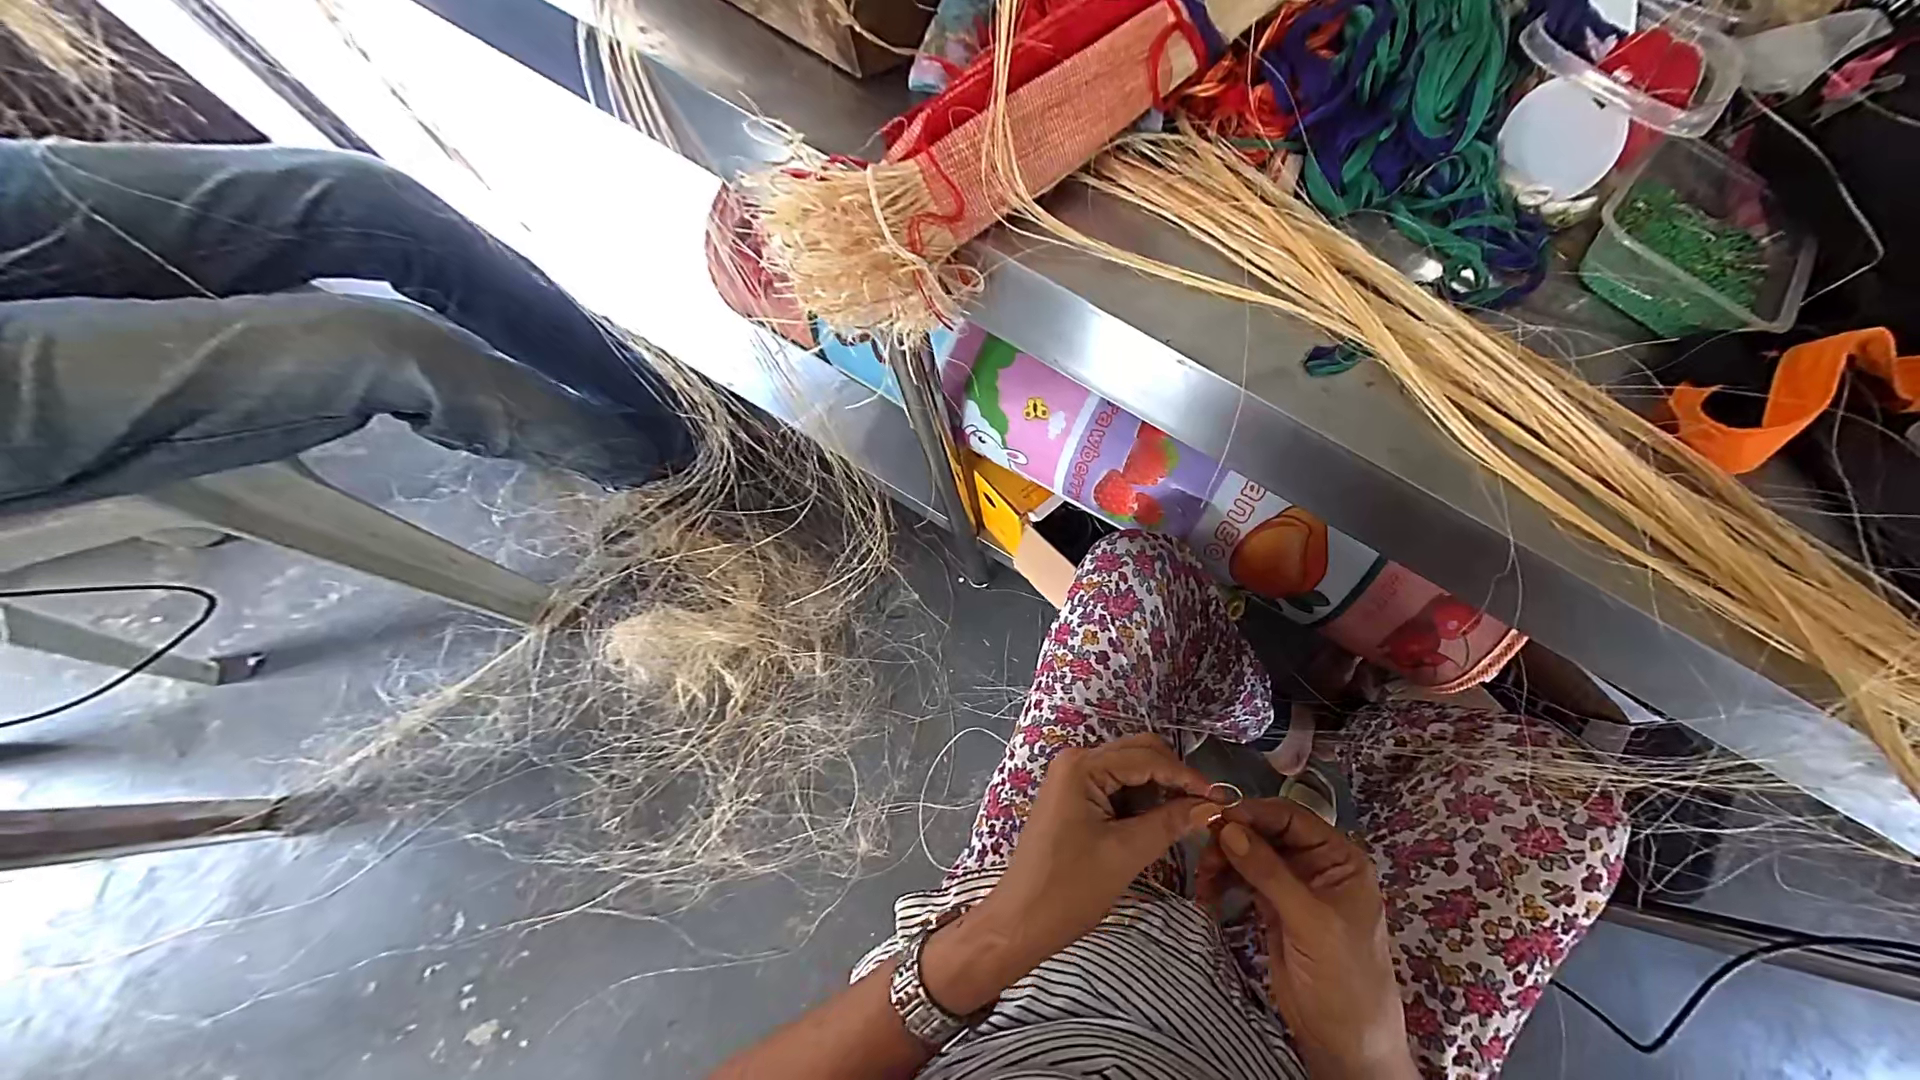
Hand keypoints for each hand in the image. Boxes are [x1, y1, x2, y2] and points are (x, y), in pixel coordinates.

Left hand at [966, 734, 1221, 981]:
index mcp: (1082, 765)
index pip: (1147, 757)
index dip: (1187, 776)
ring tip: (1188, 818)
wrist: (1021, 921)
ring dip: (1158, 789)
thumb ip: (1169, 823)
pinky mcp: (1073, 797)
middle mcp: (1075, 761)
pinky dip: (1140, 800)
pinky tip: (1159, 822)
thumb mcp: (1125, 853)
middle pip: (1138, 754)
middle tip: (1207, 808)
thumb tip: (1211, 805)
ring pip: (1129, 770)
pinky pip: (1115, 786)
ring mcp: (1071, 778)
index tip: (1223, 798)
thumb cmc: (1069, 888)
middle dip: (1173, 777)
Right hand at [1199, 798, 1416, 1079]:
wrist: (1345, 1046)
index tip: (1215, 818)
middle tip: (1204, 853)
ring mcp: (1291, 884)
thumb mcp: (1310, 922)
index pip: (1290, 818)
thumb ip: (1269, 872)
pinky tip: (1208, 892)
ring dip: (1222, 859)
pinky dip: (1221, 880)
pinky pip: (1240, 877)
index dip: (1252, 813)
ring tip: (1203, 878)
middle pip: (1264, 832)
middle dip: (1231, 838)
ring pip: (1247, 852)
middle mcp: (1315, 864)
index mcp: (1338, 859)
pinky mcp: (1271, 905)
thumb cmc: (1344, 980)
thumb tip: (1227, 827)